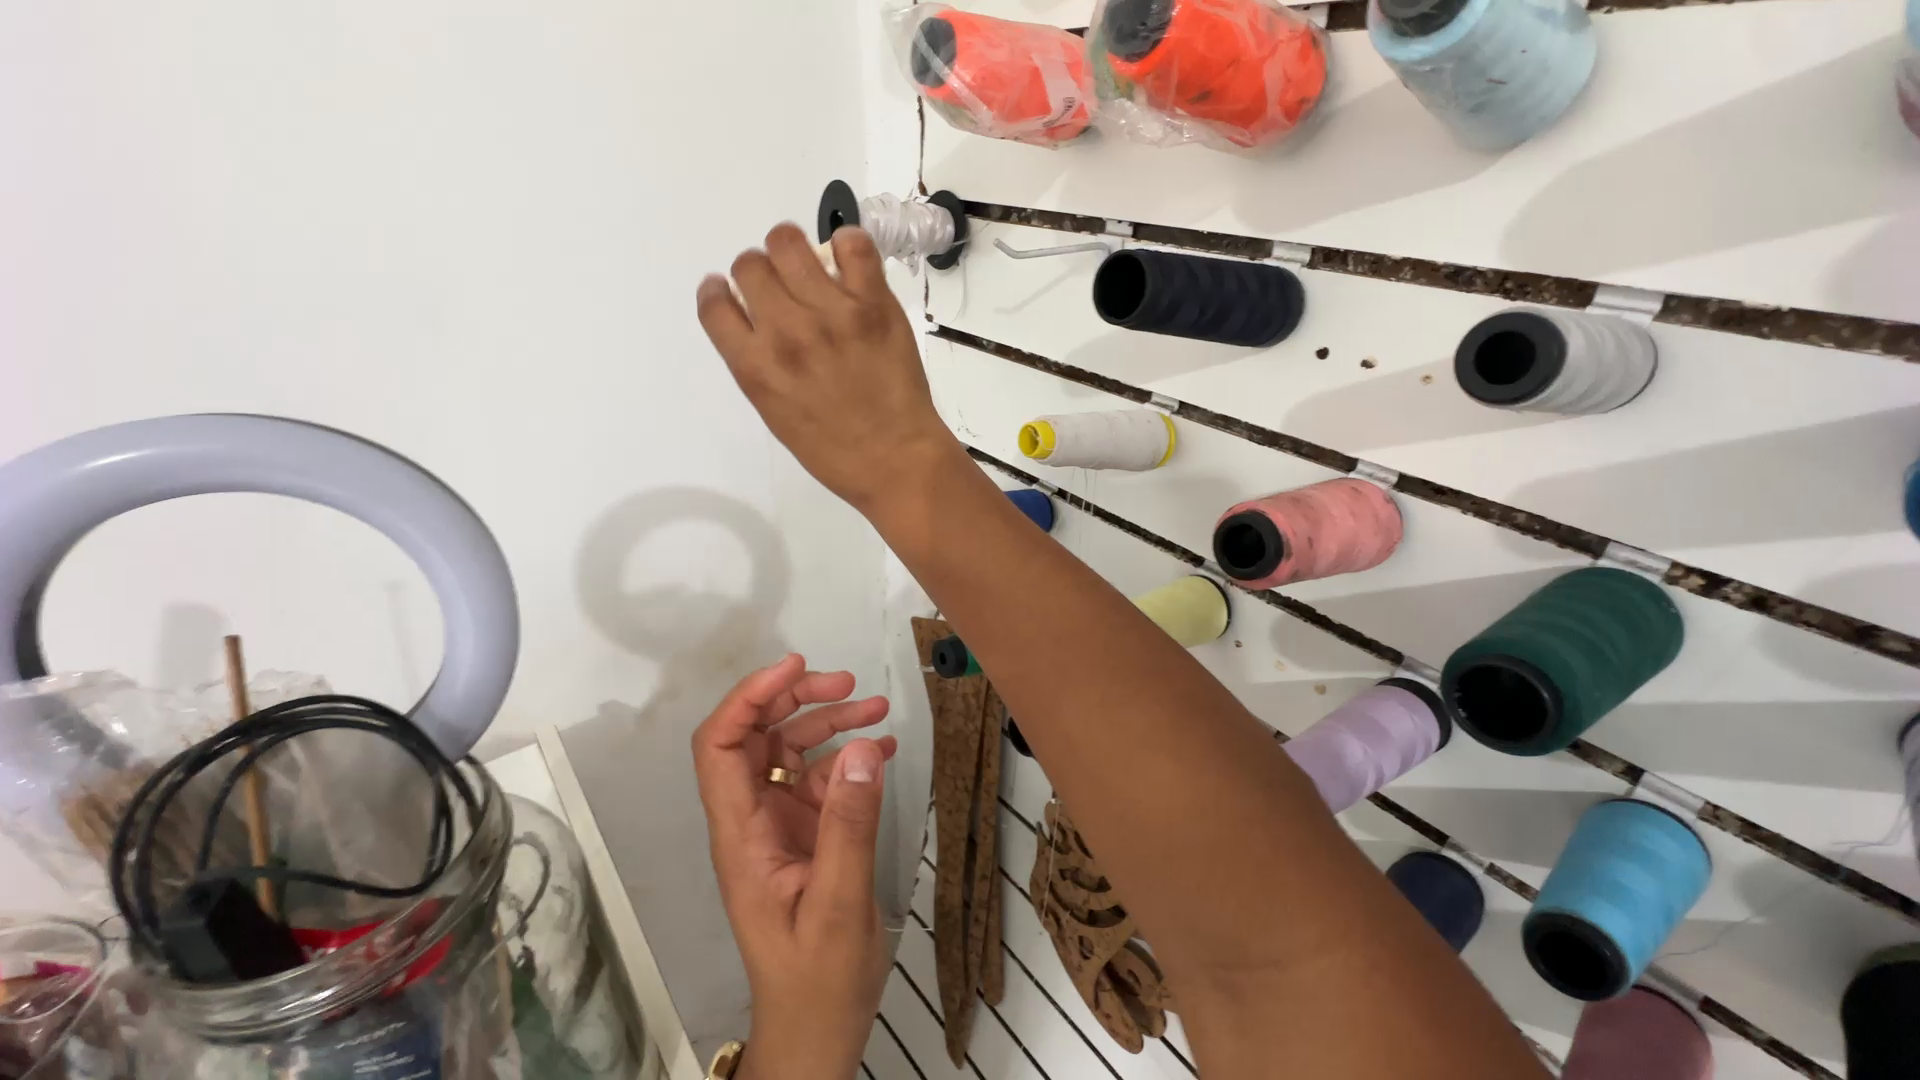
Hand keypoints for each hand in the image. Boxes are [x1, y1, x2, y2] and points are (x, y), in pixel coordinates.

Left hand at [692, 654, 899, 1079]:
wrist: (819, 1029)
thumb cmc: (818, 980)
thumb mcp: (838, 904)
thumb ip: (849, 826)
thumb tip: (862, 748)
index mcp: (741, 836)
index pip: (719, 748)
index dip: (747, 699)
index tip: (794, 668)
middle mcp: (753, 821)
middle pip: (756, 739)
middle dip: (796, 700)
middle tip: (848, 684)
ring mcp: (780, 828)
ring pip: (791, 754)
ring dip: (829, 724)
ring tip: (876, 706)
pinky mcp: (806, 837)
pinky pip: (821, 782)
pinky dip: (850, 759)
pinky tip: (884, 749)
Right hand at [695, 223, 965, 512]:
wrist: (895, 460)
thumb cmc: (833, 450)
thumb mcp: (775, 413)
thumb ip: (758, 364)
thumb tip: (754, 320)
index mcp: (755, 367)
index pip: (713, 304)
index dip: (717, 291)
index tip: (730, 291)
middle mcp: (785, 332)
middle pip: (749, 264)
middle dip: (757, 270)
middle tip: (779, 285)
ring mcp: (830, 314)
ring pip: (788, 243)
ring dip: (791, 249)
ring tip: (809, 268)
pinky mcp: (873, 304)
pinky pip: (853, 245)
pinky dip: (847, 244)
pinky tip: (848, 263)